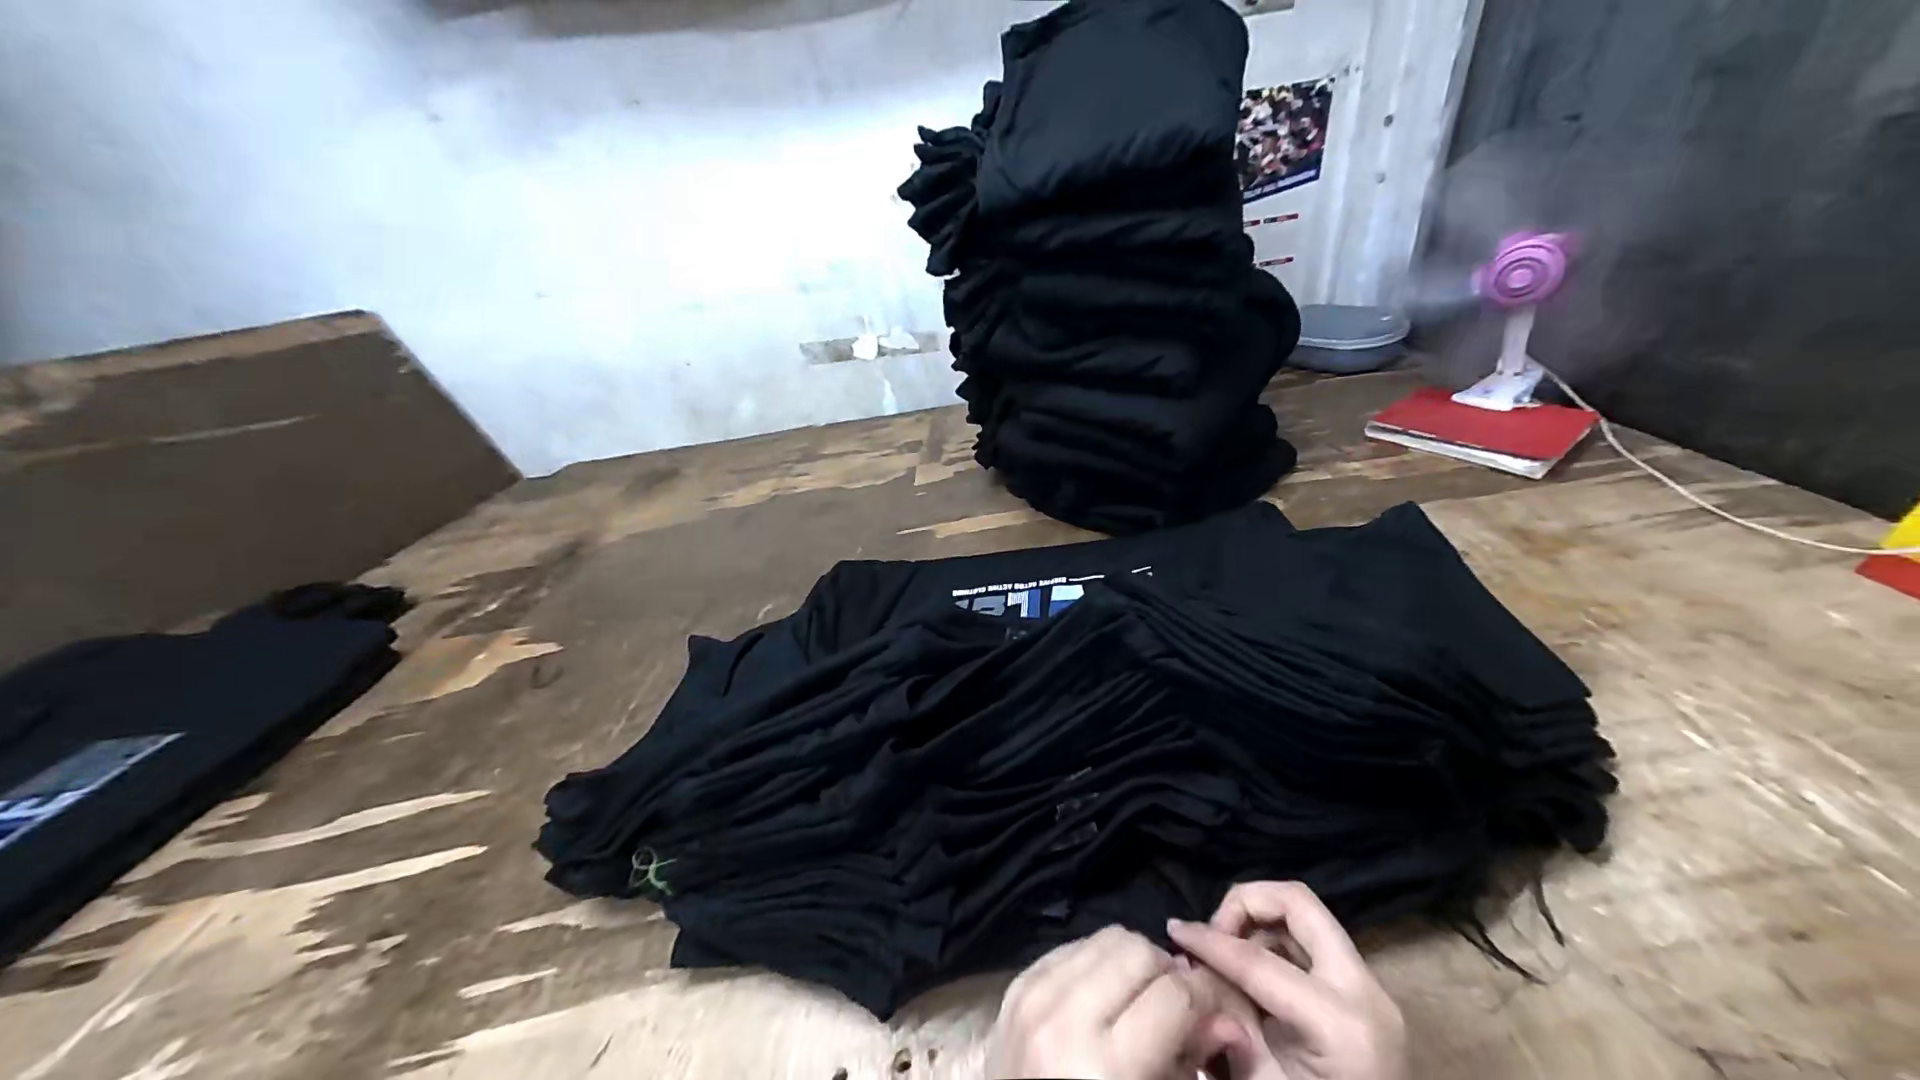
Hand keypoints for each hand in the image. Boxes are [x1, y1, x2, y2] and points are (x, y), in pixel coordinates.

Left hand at [988, 925, 1207, 1079]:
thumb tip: (1229, 1019)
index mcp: (1106, 1067)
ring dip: (1133, 961)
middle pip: (1139, 952)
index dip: (1205, 995)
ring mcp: (1036, 994)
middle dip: (1167, 972)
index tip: (1217, 1006)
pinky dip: (1098, 961)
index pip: (1173, 996)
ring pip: (1106, 938)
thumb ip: (1190, 1064)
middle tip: (1176, 1002)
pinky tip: (1104, 993)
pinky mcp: (1019, 983)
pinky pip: (1074, 946)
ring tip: (1140, 995)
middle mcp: (1067, 1019)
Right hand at [1167, 882, 1406, 1079]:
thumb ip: (1225, 1015)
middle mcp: (1365, 990)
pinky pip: (1313, 942)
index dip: (1207, 940)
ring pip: (1305, 916)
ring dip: (1259, 921)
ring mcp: (1371, 988)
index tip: (1174, 928)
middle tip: (1214, 931)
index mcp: (1341, 1023)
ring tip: (1228, 952)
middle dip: (1245, 903)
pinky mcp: (1365, 992)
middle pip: (1297, 901)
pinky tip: (1251, 971)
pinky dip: (1276, 940)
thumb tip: (1192, 964)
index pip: (1258, 959)